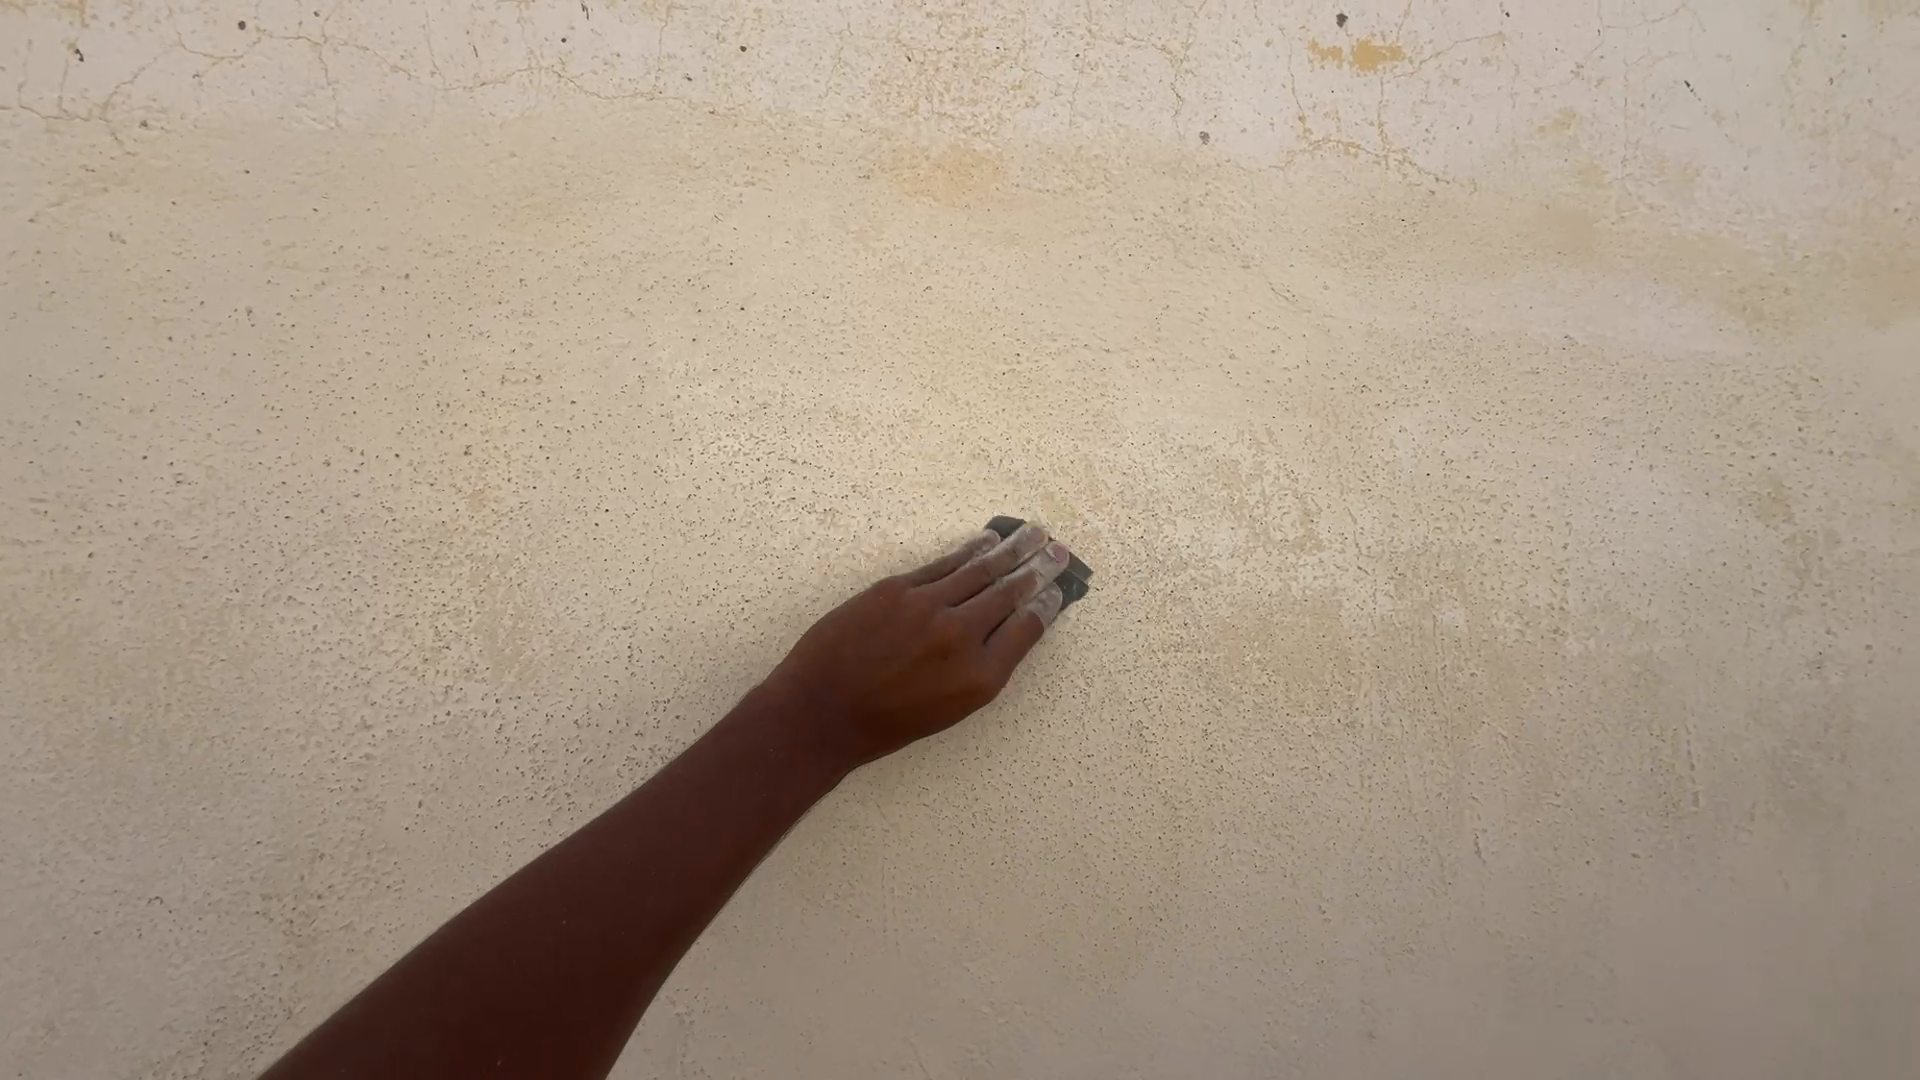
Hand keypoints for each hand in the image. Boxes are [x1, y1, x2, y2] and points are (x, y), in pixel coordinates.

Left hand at [767, 523, 1073, 768]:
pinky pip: (943, 564)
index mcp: (980, 677)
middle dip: (1038, 570)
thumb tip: (1007, 631)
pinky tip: (985, 540)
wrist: (822, 711)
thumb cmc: (887, 721)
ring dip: (1010, 549)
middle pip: (1010, 593)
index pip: (1027, 629)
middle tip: (1059, 551)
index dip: (1046, 606)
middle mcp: (961, 637)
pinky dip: (968, 550)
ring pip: (980, 570)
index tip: (1059, 589)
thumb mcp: (951, 709)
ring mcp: (928, 607)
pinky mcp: (897, 589)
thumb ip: (984, 668)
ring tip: (1033, 535)